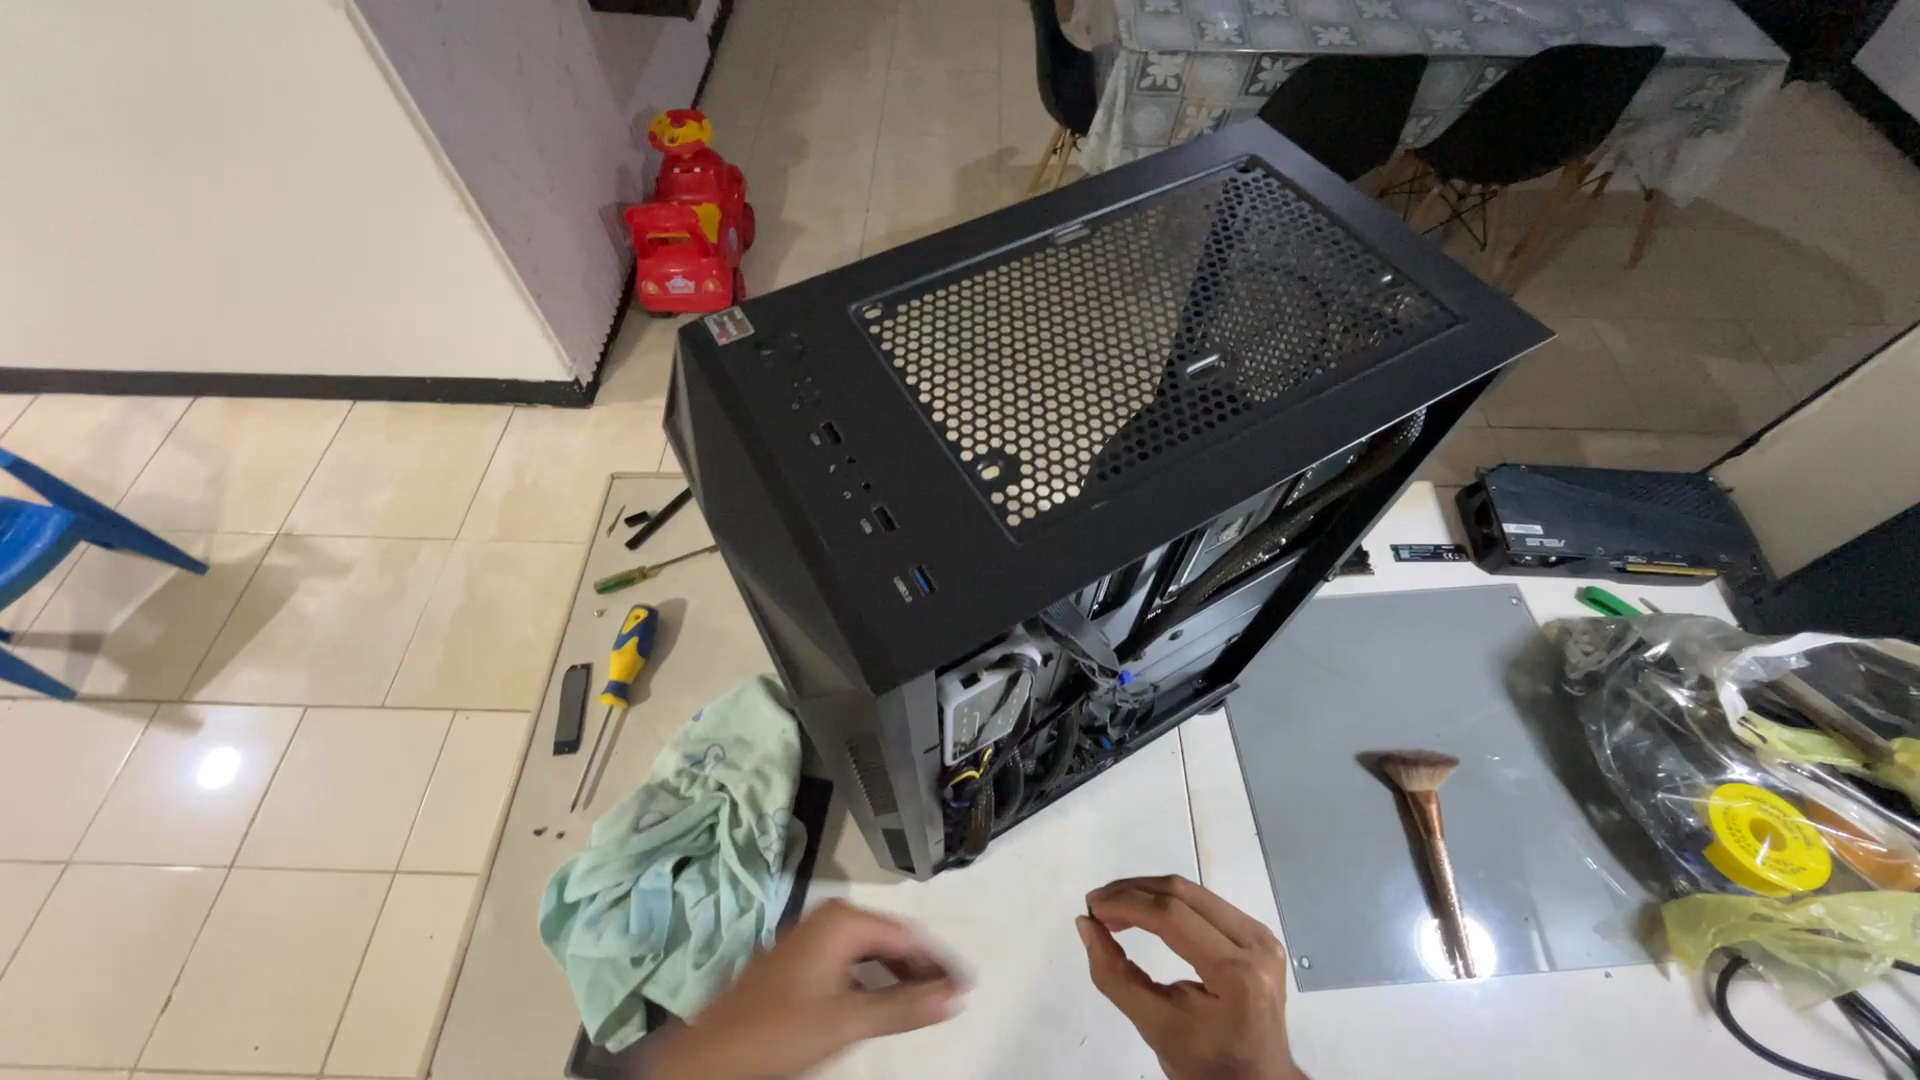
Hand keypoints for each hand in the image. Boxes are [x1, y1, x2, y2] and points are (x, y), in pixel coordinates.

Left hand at [645, 898, 965, 1079]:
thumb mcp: (849, 1020)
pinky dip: (872, 978)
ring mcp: (810, 935)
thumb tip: (953, 996)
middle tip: (947, 995)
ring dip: (897, 973)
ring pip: (870, 948)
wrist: (709, 1057)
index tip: (963, 985)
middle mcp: (828, 917)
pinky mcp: (799, 957)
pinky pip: (851, 959)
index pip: (908, 932)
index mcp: (842, 919)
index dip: (938, 960)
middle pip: (889, 936)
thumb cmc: (778, 1032)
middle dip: (919, 965)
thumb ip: (905, 1006)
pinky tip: (880, 1001)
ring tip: (921, 1001)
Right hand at [1076, 875, 1307, 1079]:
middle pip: (1182, 894)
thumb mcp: (1154, 1027)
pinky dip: (1167, 901)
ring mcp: (1261, 935)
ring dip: (1147, 893)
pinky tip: (1144, 913)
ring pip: (1192, 891)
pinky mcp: (1257, 934)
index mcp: (1237, 973)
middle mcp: (1256, 944)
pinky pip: (1204, 903)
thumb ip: (1114, 976)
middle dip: (1132, 892)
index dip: (1126, 903)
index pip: (1172, 917)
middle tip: (1097, 907)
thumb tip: (1086, 924)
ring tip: (1114, 910)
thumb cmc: (1206, 1065)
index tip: (1091, 908)